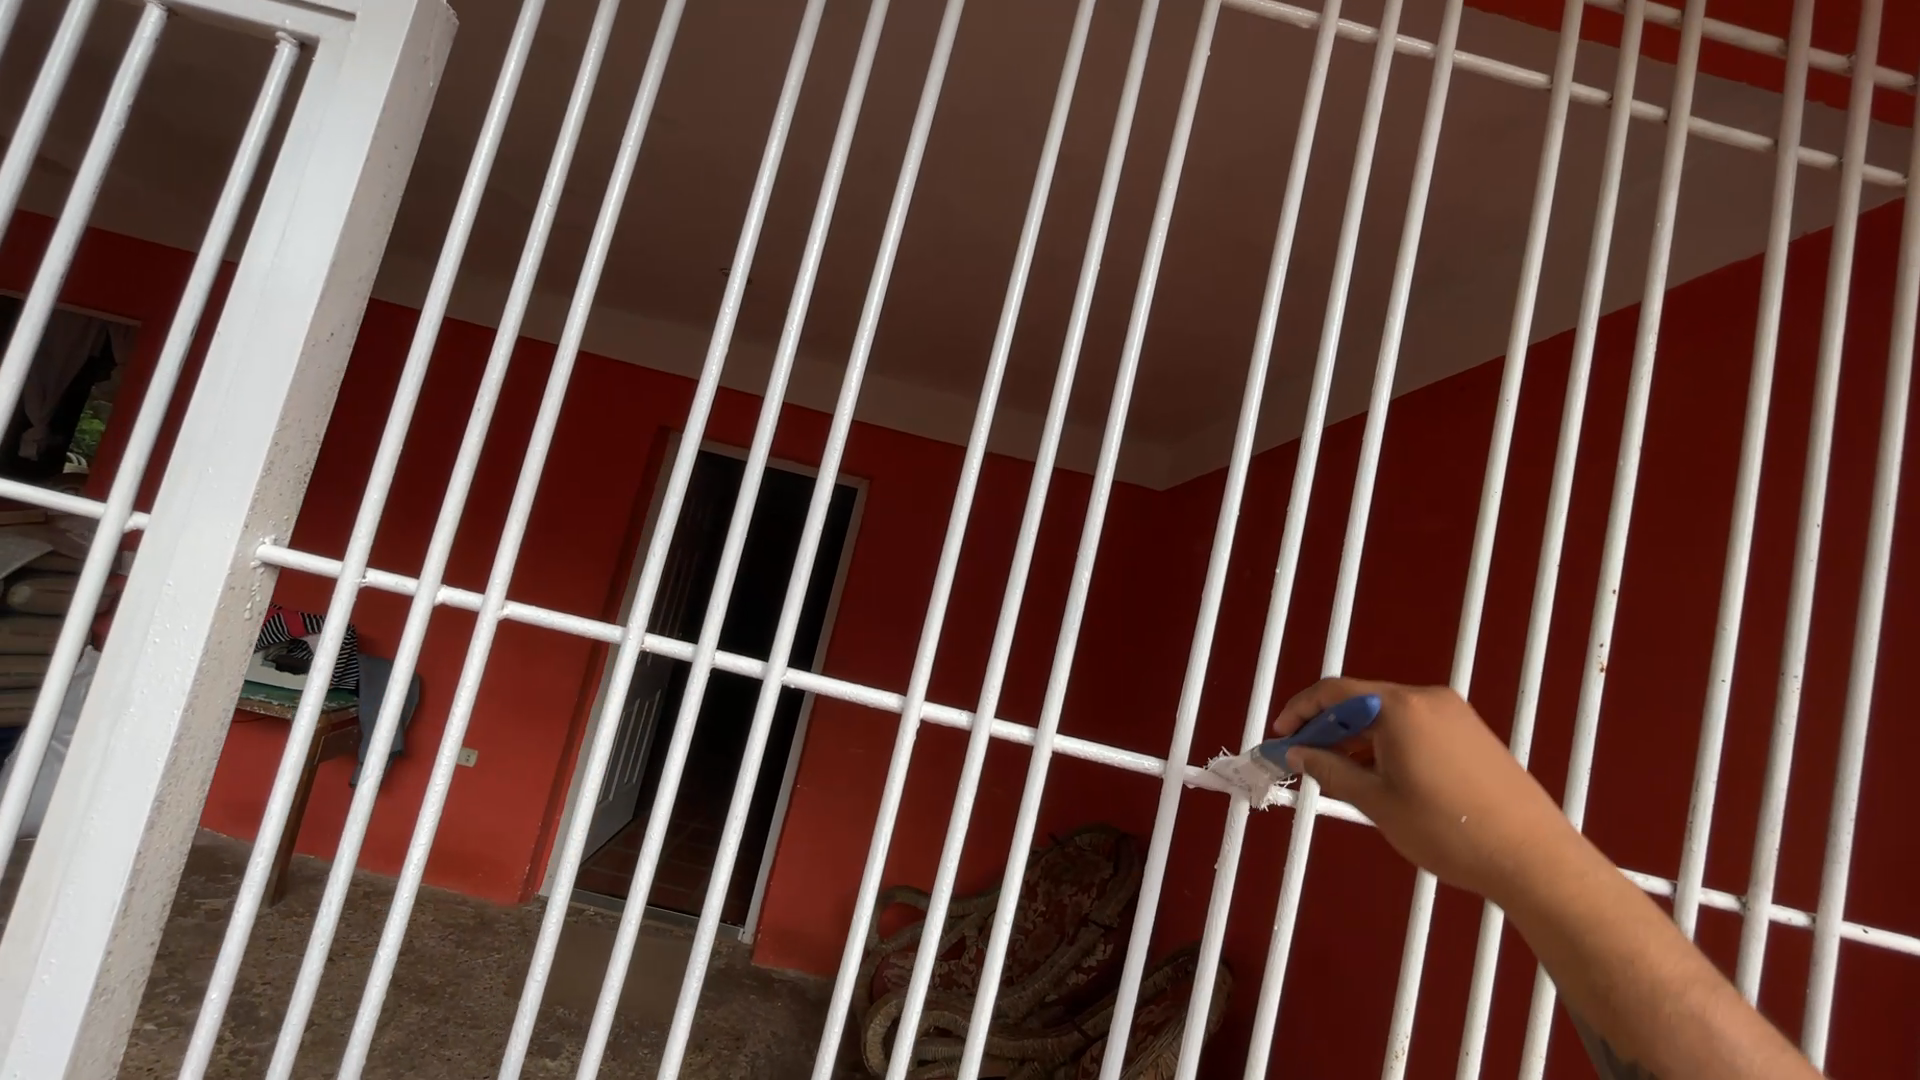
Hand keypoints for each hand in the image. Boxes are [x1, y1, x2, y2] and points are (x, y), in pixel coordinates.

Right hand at [1271, 677, 1576, 903]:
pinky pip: (1414, 726)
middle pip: (1360, 701)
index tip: (1281, 737)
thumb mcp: (1376, 802)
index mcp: (1399, 707)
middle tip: (1304, 759)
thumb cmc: (1448, 831)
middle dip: (1327, 728)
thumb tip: (1299, 754)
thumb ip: (1329, 770)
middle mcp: (1426, 699)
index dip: (1299, 712)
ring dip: (1357, 738)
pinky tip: (1379, 775)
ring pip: (1387, 715)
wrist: (1536, 861)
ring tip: (1339, 773)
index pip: (1332, 693)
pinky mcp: (1472, 733)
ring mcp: (1454, 714)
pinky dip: (1387, 743)